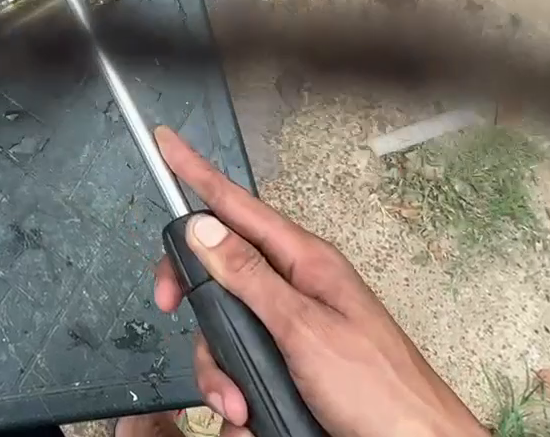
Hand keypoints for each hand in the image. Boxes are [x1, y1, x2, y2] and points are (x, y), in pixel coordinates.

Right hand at [151, 127, 482, 436]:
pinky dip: (235, 390)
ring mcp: (290, 324)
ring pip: (224, 323)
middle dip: (195, 299)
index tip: (167, 141)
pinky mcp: (288, 361)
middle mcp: (294, 285)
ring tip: (237, 406)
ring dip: (219, 367)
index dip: (197, 171)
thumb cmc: (382, 394)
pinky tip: (246, 416)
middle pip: (218, 268)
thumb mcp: (305, 330)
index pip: (236, 203)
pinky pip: (240, 362)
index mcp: (304, 261)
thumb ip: (249, 276)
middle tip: (169, 306)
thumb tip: (202, 226)